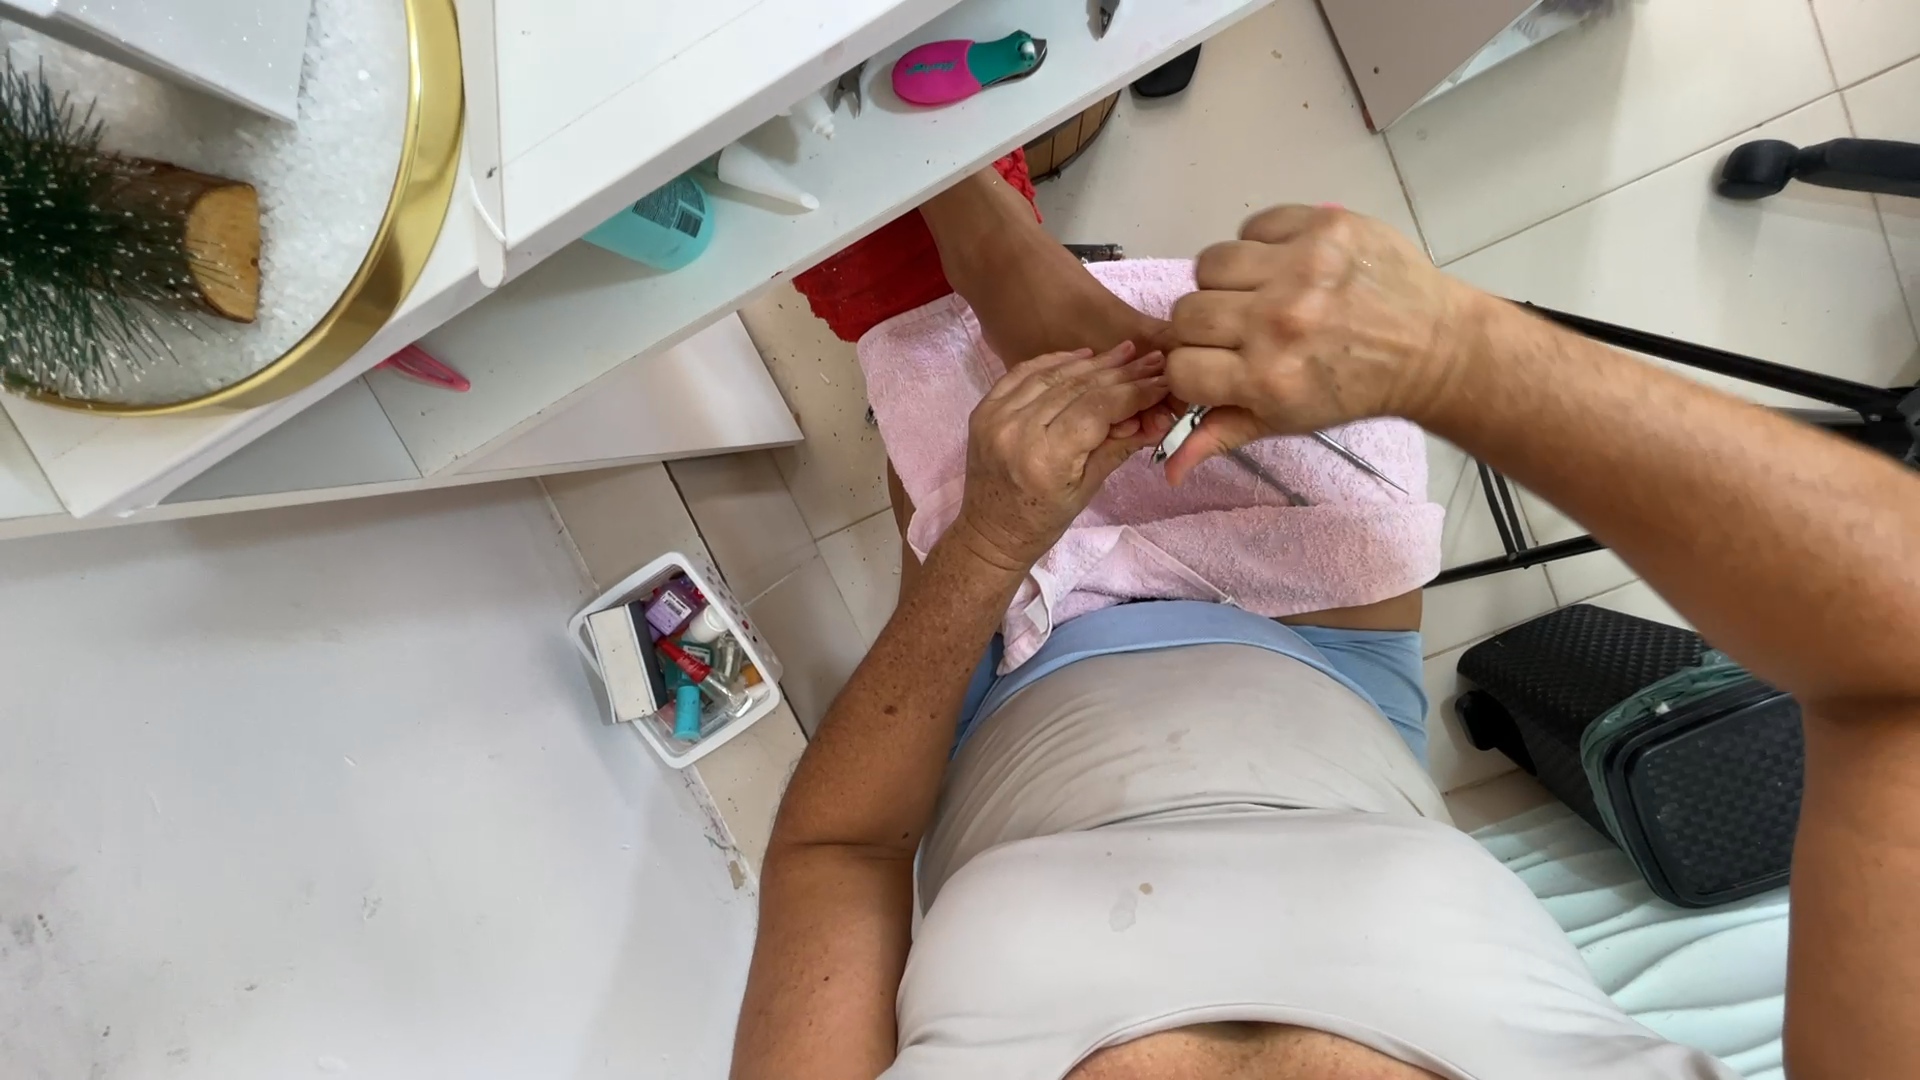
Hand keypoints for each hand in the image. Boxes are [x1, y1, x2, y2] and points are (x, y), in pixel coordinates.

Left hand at [951, 341, 1172, 570]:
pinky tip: (1083, 357)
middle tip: (1152, 361)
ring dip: (1092, 363)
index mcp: (1044, 459)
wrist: (990, 532)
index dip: (1134, 393)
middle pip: (1077, 388)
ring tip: (1126, 353)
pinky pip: (1023, 374)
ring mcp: (995, 417)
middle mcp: (1016, 432)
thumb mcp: (1088, 488)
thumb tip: (1160, 415)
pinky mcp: (984, 409)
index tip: (1163, 381)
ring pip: (1052, 376)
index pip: (1097, 409)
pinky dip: (1055, 362)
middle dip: (1120, 373)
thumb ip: (1119, 446)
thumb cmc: (1042, 520)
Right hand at [1162, 205, 1487, 482]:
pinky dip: (1260, 244)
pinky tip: (1283, 266)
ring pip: (1209, 264)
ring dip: (1224, 281)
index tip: (1213, 366)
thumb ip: (1220, 435)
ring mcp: (1301, 269)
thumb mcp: (1283, 421)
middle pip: (1186, 313)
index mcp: (1266, 379)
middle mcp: (1278, 322)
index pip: (1179, 368)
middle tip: (1236, 330)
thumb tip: (1169, 472)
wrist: (1433, 347)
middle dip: (1203, 326)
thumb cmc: (1351, 391)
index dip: (1189, 369)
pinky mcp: (1323, 227)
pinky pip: (1253, 226)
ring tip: (1256, 293)